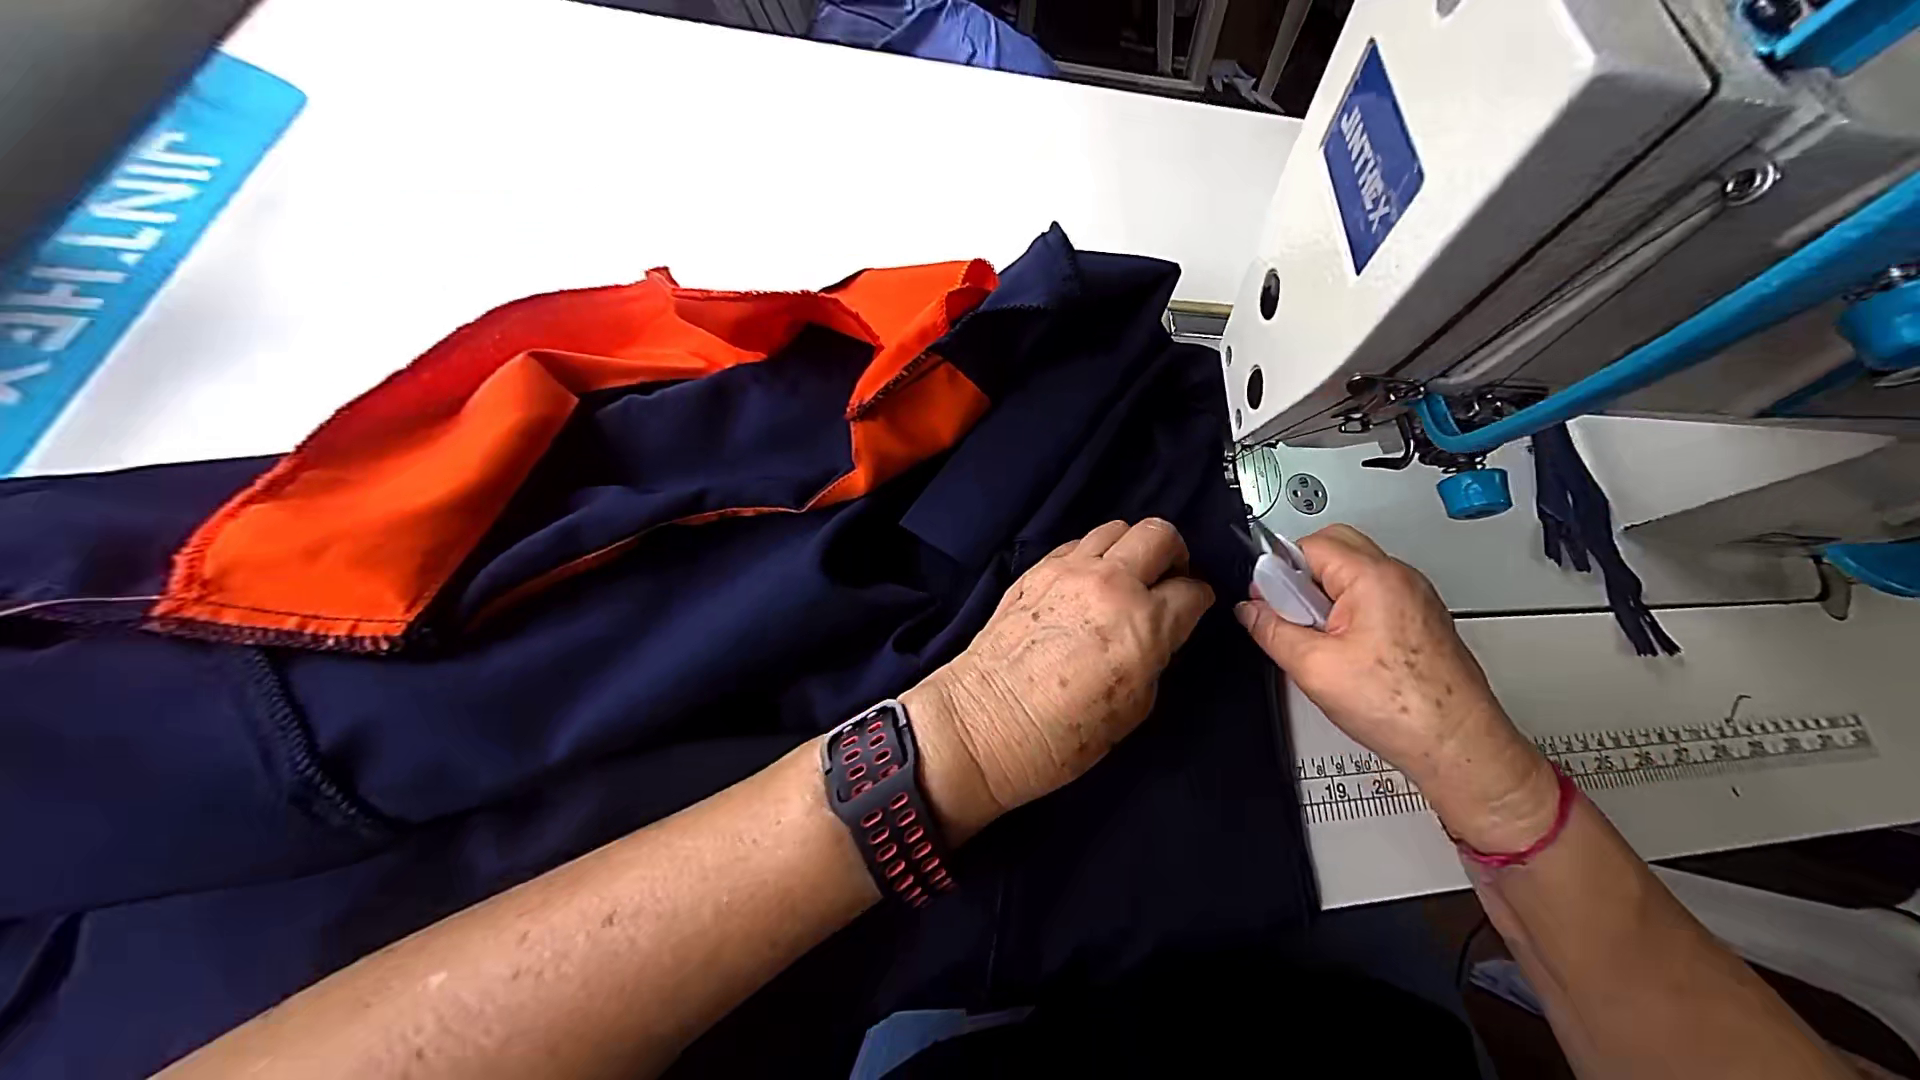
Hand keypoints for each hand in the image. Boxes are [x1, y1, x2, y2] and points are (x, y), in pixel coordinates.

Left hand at [903, 519, 1214, 841]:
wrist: (981, 725)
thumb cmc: (1062, 737)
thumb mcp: (1134, 709)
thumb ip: (1153, 657)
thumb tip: (1156, 634)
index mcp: (1143, 624)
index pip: (1193, 590)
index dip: (1198, 600)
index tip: (1191, 609)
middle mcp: (1109, 584)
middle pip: (1160, 534)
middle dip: (1174, 554)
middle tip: (1167, 580)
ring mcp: (1067, 571)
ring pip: (1116, 527)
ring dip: (1131, 548)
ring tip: (1126, 577)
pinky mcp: (1035, 571)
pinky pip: (1077, 544)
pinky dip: (1092, 556)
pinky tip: (1087, 583)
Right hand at [1234, 524, 1557, 852]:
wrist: (1458, 746)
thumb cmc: (1403, 708)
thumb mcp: (1310, 666)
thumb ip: (1269, 629)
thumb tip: (1249, 610)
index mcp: (1374, 578)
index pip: (1309, 544)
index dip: (1278, 571)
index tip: (1270, 602)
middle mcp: (1400, 578)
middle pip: (1333, 547)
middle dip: (1301, 576)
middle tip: (1292, 614)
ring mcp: (1413, 597)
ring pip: (1350, 573)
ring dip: (1323, 596)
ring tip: (1320, 640)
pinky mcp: (1418, 617)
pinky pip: (1370, 595)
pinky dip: (1346, 611)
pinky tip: (1342, 650)